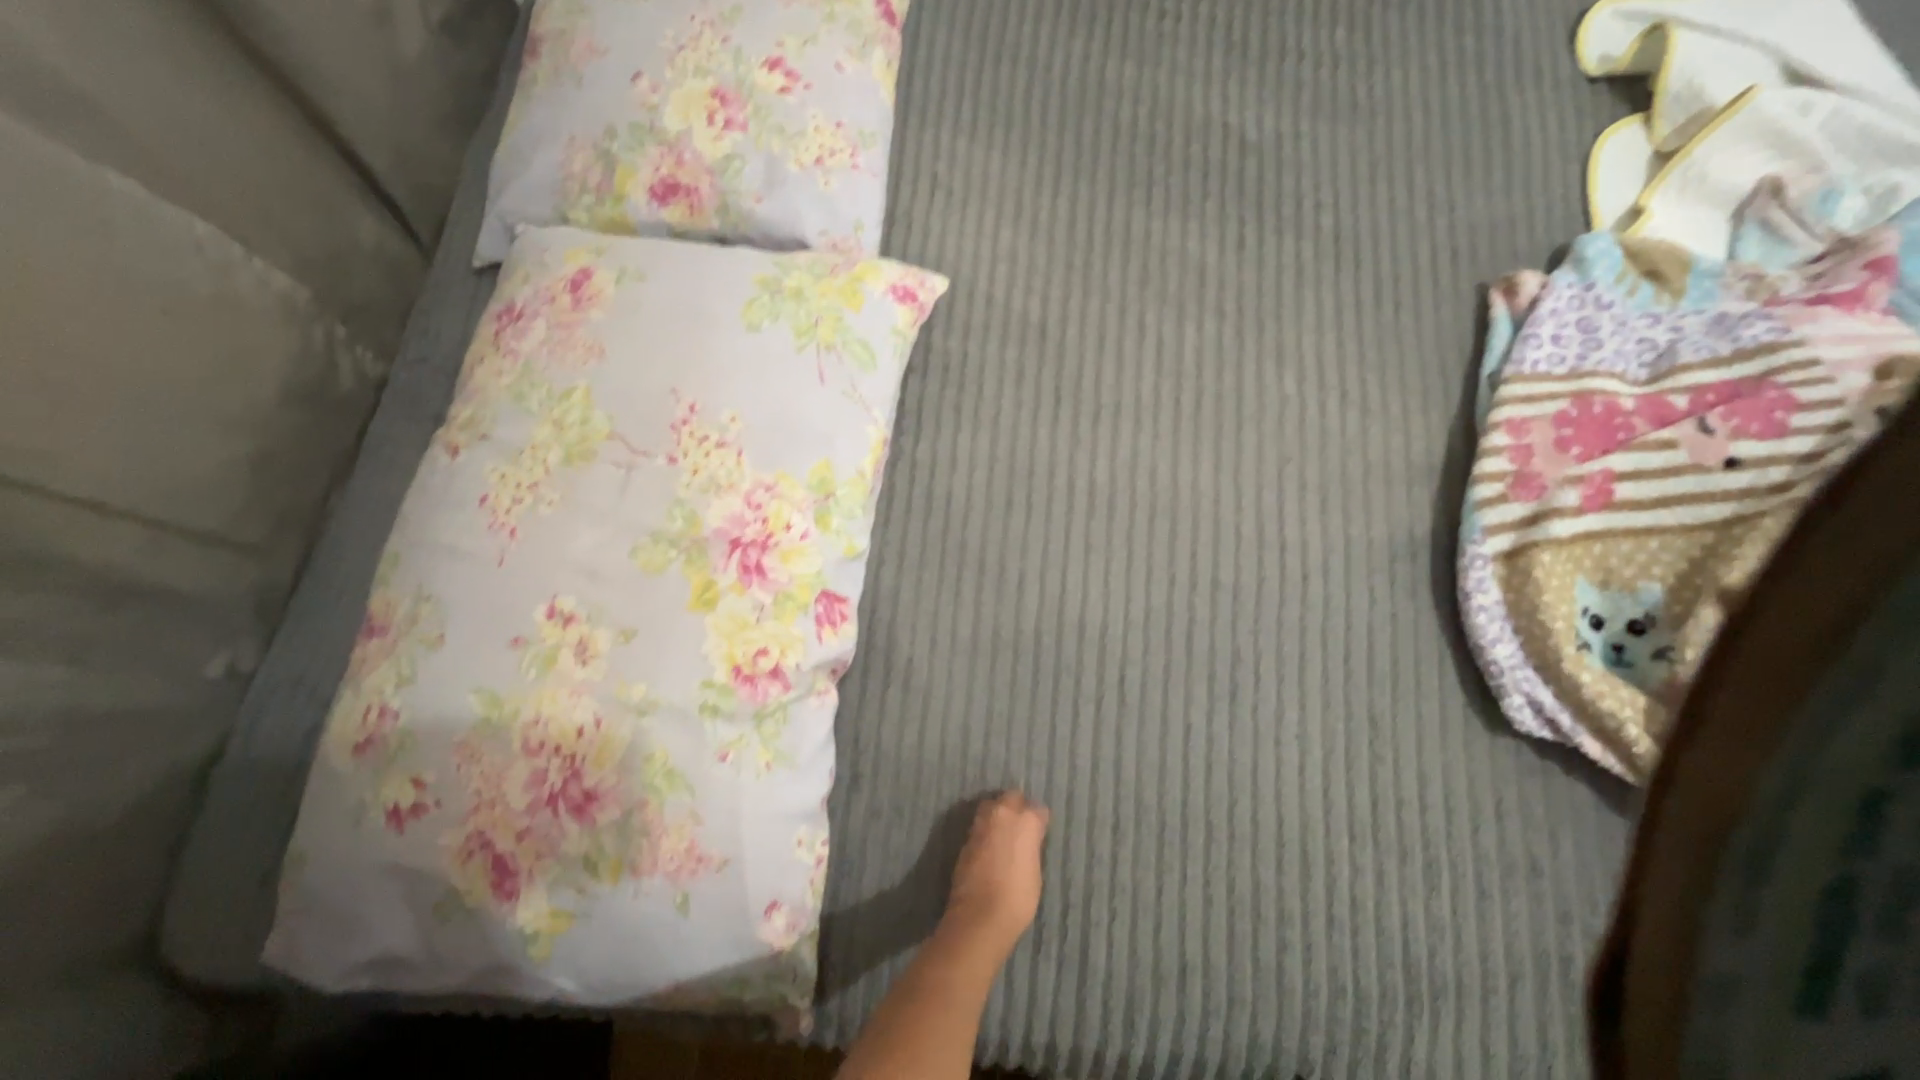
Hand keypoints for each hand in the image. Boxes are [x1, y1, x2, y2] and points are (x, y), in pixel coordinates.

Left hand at [939, 791, 1048, 959]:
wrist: (980, 915)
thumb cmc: (1018, 898)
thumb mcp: (1035, 871)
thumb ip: (1030, 847)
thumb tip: (1025, 842)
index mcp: (1027, 821)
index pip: (1037, 809)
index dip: (1038, 821)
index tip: (1038, 833)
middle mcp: (1003, 814)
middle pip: (1011, 798)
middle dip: (1016, 807)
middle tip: (1019, 827)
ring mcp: (980, 825)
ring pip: (990, 807)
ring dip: (997, 816)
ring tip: (1002, 835)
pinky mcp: (965, 839)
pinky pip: (979, 826)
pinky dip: (984, 832)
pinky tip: (988, 848)